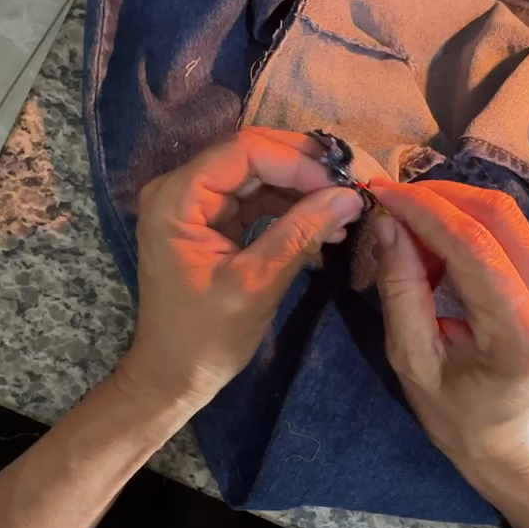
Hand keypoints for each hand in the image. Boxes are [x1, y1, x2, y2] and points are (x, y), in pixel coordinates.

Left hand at [119, 129, 365, 412]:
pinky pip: (255, 198)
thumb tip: (350, 196)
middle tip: (356, 183)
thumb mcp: (256, 284)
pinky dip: (290, 207)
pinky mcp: (211, 220)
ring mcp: (195, 203)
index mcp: (177, 197)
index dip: (297, 161)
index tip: (343, 185)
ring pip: (258, 175)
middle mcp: (181, 188)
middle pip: (252, 156)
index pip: (244, 152)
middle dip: (306, 168)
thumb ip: (299, 234)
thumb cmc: (205, 337)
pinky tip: (326, 222)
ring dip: (303, 188)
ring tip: (347, 207)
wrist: (172, 376)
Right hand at [370, 180, 528, 482]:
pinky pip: (511, 232)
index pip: (472, 245)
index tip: (381, 193)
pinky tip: (437, 242)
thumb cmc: (454, 410)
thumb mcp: (410, 358)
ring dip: (451, 207)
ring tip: (409, 224)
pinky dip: (467, 224)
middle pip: (497, 216)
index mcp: (521, 334)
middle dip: (438, 197)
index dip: (424, 209)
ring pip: (506, 216)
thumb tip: (388, 223)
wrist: (510, 438)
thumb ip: (400, 289)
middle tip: (392, 201)